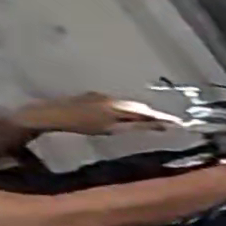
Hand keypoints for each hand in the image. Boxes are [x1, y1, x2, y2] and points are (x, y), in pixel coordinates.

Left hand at [6, 93, 185, 135]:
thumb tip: (162, 126)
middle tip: (167, 123)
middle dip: (154, 114)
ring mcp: (100, 96)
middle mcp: (114, 98)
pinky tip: (124, 116)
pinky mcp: (90, 98)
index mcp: (121, 106)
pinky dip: (126, 110)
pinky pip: (116, 103)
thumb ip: (138, 127)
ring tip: (148, 120)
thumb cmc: (80, 125)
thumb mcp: (112, 129)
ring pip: (127, 104)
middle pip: (139, 106)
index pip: (149, 112)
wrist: (45, 115)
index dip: (165, 118)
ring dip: (140, 112)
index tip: (180, 123)